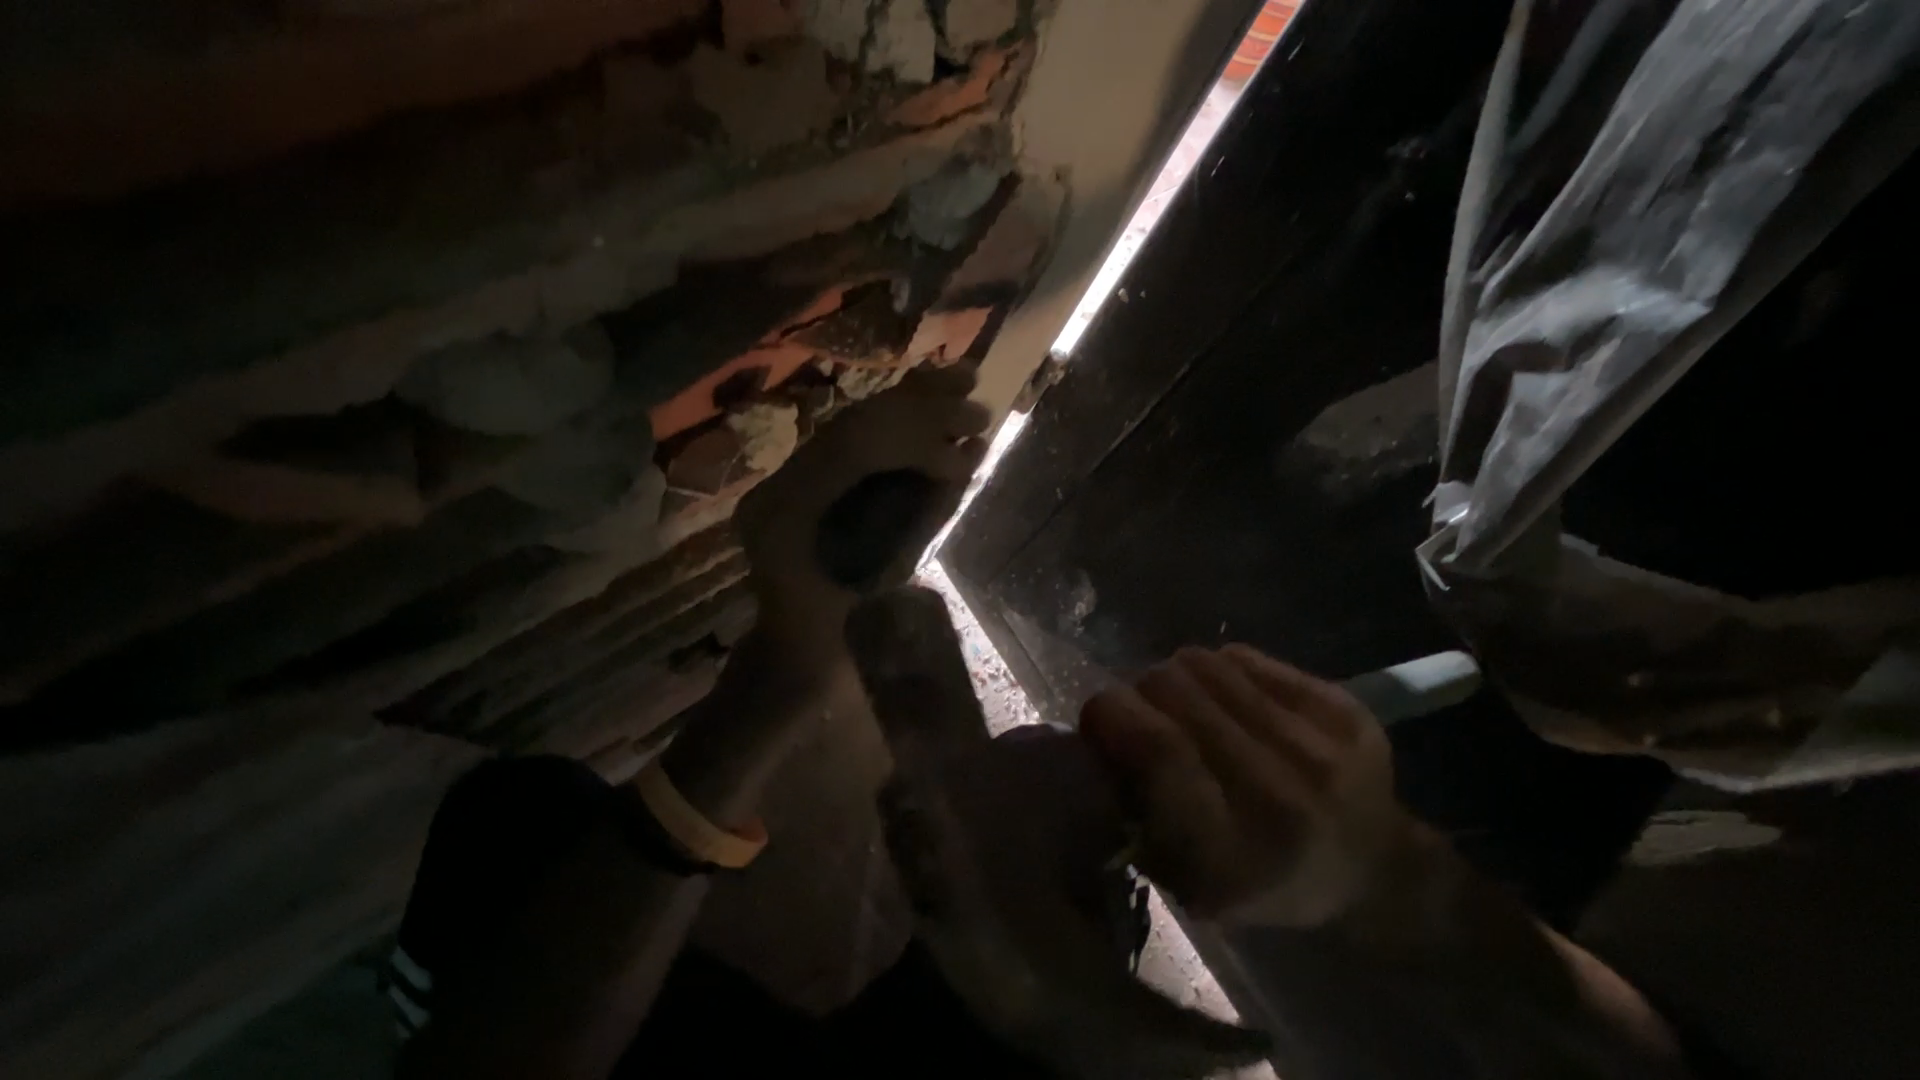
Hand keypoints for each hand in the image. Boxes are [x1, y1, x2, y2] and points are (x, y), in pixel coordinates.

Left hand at [734, 365, 988, 673]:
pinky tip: (929, 406)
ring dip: (910, 404)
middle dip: (921, 410)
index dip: (920, 441)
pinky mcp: (797, 486)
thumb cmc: (838, 646)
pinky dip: (894, 425)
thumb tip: (965, 464)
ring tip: (965, 382)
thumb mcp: (884, 590)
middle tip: (979, 407)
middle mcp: (778, 486)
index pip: (855, 450)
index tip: (972, 446)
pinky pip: (848, 443)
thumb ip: (921, 524)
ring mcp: (783, 484)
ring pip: (851, 424)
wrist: (795, 665)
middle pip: (853, 426)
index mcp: (787, 513)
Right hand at [1078, 645, 1414, 927]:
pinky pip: (1244, 657)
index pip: (1158, 747)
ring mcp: (1318, 744)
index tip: (1097, 718)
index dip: (1112, 715)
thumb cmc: (1259, 881)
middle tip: (1143, 715)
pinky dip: (1220, 671)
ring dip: (1177, 678)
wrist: (1373, 870)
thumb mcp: (1184, 876)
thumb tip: (1094, 736)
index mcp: (1231, 851)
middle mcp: (1278, 793)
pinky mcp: (1341, 708)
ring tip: (1186, 706)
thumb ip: (1134, 808)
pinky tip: (1228, 700)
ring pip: (1204, 663)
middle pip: (1173, 690)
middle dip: (1140, 693)